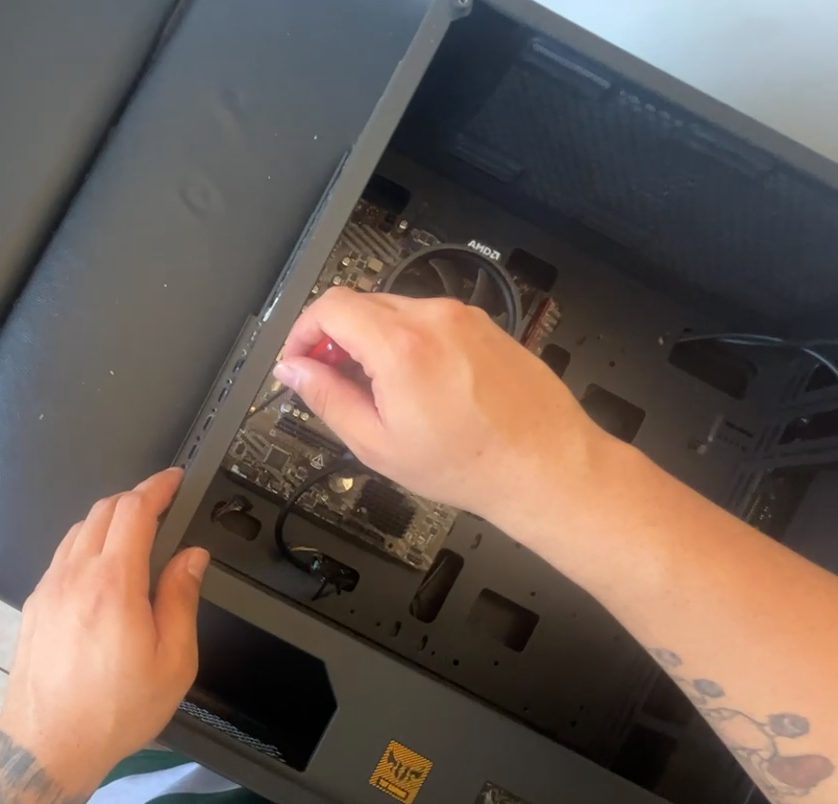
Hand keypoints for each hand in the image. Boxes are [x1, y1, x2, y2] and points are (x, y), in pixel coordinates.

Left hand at [0, 468, 209, 795]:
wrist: (47, 745)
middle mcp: (75, 575)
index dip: (158, 487)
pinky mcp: (35, 605)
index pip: (134, 511)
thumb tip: (192, 557)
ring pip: (79, 530)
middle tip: (162, 503)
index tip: (175, 480)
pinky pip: (63, 555)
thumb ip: (182, 599)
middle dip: (136, 497)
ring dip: (109, 518)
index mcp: (114, 584)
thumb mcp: (172, 661)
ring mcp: (49, 588)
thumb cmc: (115, 710)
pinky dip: (87, 543)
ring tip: (136, 531)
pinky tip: (102, 565)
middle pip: (103, 510)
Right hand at [271, 288, 605, 527]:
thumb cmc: (469, 462)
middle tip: (327, 380)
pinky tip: (410, 385)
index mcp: (401, 346)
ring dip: (368, 340)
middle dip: (332, 338)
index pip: (330, 307)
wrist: (543, 464)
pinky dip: (403, 342)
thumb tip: (293, 371)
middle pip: (359, 304)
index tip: (297, 360)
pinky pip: (426, 321)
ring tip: (373, 390)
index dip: (302, 332)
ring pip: (392, 311)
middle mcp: (434, 319)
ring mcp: (463, 318)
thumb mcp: (376, 443)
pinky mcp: (482, 325)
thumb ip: (326, 399)